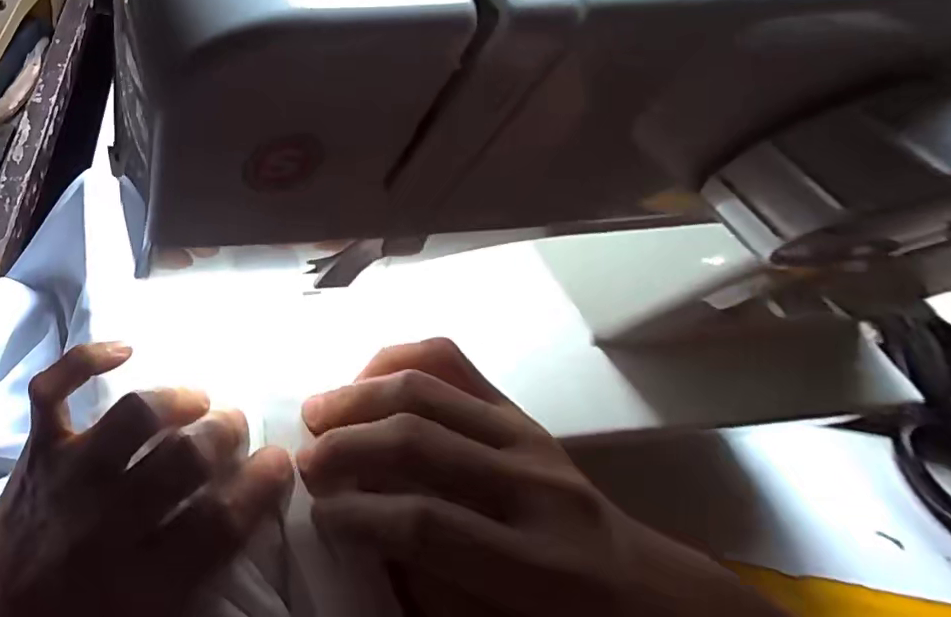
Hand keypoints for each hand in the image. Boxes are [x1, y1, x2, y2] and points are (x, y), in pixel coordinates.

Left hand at [0, 342, 293, 616]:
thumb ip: (199, 575)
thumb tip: (249, 519)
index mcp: (139, 580)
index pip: (217, 524)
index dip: (259, 485)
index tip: (279, 460)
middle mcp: (105, 523)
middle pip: (180, 461)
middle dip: (222, 434)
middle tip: (234, 427)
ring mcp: (67, 476)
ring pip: (130, 417)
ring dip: (174, 400)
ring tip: (196, 400)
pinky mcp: (37, 449)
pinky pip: (54, 390)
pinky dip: (86, 358)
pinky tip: (124, 349)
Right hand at [299, 338, 785, 616]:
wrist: (645, 593)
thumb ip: (433, 584)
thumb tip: (360, 533)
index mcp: (538, 564)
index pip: (430, 523)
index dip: (360, 517)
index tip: (318, 517)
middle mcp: (533, 483)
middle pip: (420, 439)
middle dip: (349, 446)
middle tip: (304, 461)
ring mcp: (527, 434)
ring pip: (429, 386)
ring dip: (361, 395)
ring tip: (318, 412)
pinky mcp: (519, 409)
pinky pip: (453, 358)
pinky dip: (400, 357)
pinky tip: (367, 377)